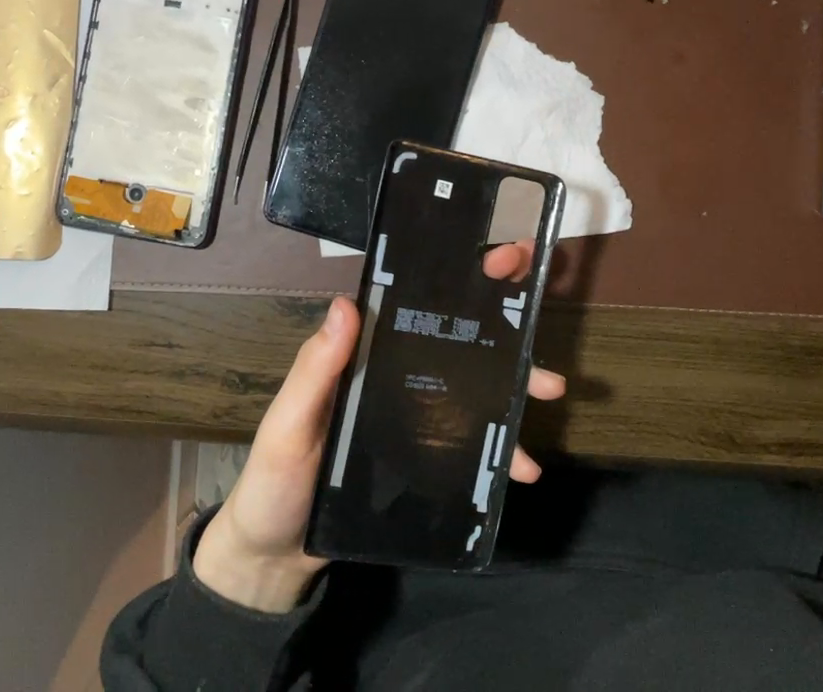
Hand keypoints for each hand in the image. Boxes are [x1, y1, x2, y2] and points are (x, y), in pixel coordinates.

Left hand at [192, 241, 566, 613]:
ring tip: (548, 399)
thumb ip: (315, 371)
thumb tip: (347, 302)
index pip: (411, 309)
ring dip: (514, 394)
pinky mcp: (420, 461)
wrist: (276, 557)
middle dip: (508, 343)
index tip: (501, 264)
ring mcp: (410, 421)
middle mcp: (392, 380)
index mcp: (361, 360)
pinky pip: (467, 448)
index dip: (456, 285)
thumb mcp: (289, 424)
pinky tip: (521, 468)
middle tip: (544, 354)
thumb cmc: (274, 483)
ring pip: (472, 394)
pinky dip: (498, 452)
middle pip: (456, 348)